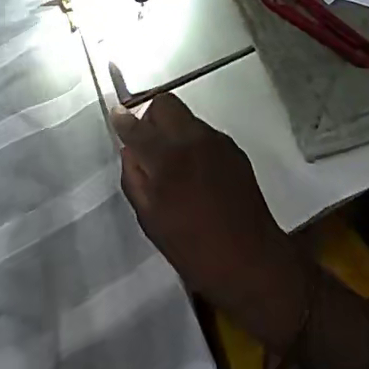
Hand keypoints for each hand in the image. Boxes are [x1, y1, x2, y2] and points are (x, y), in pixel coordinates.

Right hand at [112, 94, 308, 345]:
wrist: (252, 264)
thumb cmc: (194, 249)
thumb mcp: (149, 218)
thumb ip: (133, 177)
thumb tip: (130, 151)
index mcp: (167, 158)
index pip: (135, 125)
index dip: (122, 120)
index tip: (116, 118)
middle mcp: (193, 140)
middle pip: (165, 104)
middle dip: (151, 118)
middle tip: (148, 146)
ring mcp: (218, 142)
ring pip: (186, 117)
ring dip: (173, 131)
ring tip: (175, 166)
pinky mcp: (235, 151)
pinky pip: (205, 134)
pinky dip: (194, 144)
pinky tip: (197, 174)